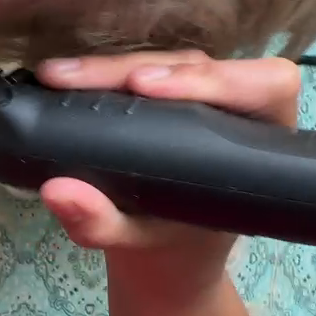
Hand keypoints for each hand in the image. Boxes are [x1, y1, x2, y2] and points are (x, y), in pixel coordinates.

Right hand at [33, 52, 301, 287]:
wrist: (166, 252)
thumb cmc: (170, 247)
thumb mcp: (136, 244)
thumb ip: (102, 224)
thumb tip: (55, 190)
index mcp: (260, 143)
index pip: (260, 86)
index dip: (210, 78)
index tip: (146, 87)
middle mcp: (234, 109)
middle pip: (194, 66)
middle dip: (128, 69)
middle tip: (70, 78)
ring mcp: (197, 98)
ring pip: (162, 63)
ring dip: (106, 67)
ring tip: (56, 75)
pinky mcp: (162, 97)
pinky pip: (138, 72)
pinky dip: (97, 73)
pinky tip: (60, 76)